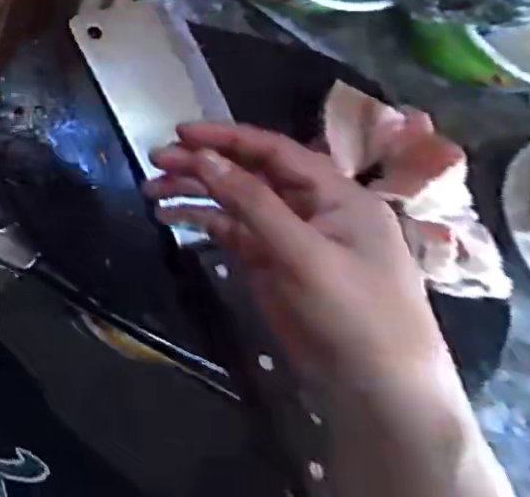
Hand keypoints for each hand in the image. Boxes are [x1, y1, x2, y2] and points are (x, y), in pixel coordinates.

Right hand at [142, 122, 451, 396]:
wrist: (379, 397)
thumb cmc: (356, 316)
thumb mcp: (303, 253)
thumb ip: (251, 200)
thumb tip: (201, 155)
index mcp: (337, 195)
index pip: (274, 150)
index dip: (225, 136)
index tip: (178, 131)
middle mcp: (312, 207)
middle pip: (247, 170)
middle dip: (201, 163)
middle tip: (156, 160)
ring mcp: (288, 234)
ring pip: (232, 197)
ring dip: (192, 189)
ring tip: (151, 190)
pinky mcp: (269, 259)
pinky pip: (227, 226)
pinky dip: (197, 218)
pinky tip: (167, 216)